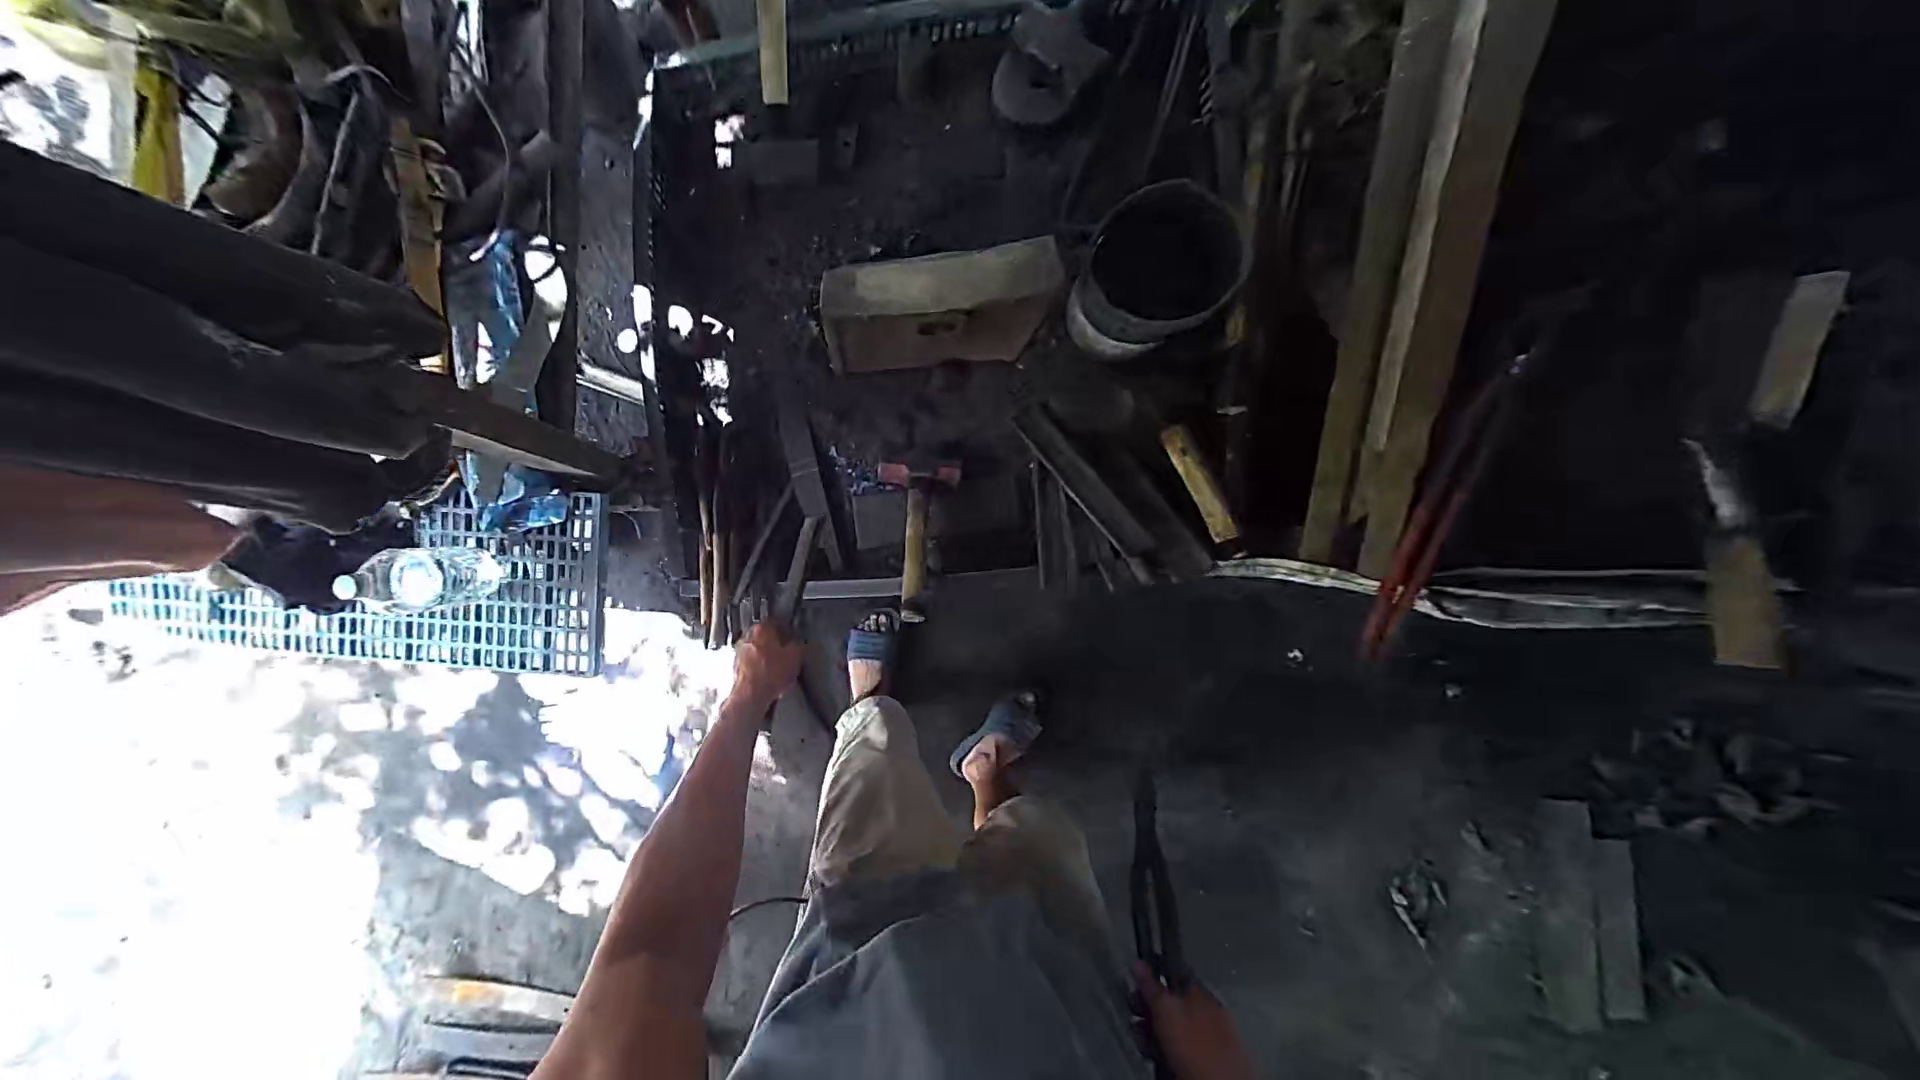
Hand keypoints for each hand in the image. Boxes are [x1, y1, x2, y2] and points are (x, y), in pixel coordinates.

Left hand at [731, 620, 802, 706]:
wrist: (750, 695)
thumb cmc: (772, 674)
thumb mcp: (795, 657)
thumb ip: (796, 645)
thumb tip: (795, 643)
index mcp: (762, 629)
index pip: (776, 622)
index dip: (786, 631)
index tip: (791, 638)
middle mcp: (747, 637)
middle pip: (763, 635)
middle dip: (773, 642)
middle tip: (784, 652)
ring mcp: (738, 651)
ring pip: (756, 648)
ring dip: (764, 654)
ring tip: (775, 666)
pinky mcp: (734, 666)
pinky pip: (750, 662)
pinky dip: (757, 665)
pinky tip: (766, 675)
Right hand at [1135, 963, 1254, 1079]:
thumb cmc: (1192, 1043)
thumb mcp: (1166, 1010)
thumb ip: (1150, 986)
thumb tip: (1137, 962)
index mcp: (1200, 993)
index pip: (1173, 971)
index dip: (1152, 972)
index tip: (1135, 981)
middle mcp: (1203, 1011)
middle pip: (1168, 1000)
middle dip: (1146, 1006)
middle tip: (1133, 1011)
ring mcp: (1202, 1037)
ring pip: (1168, 1025)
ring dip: (1148, 1029)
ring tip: (1139, 1039)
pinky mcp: (1198, 1059)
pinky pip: (1173, 1045)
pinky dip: (1159, 1047)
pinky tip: (1149, 1053)